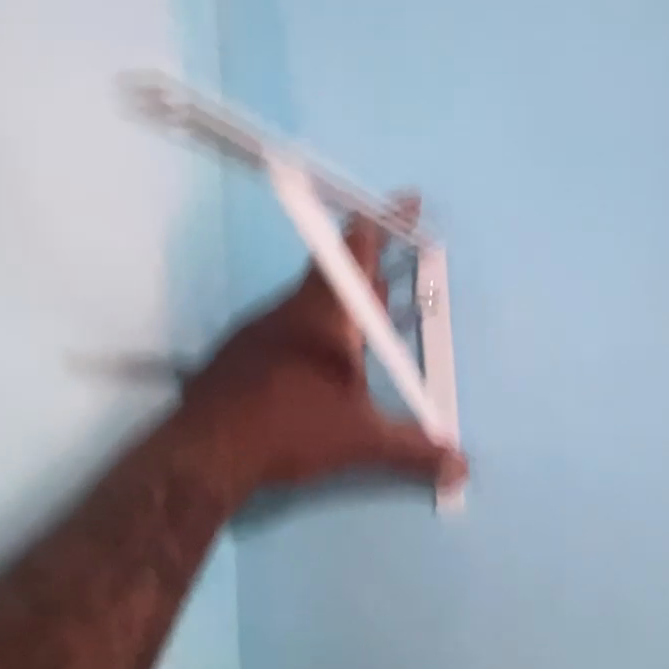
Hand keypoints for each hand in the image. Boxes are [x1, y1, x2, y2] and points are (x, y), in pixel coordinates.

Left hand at [175, 192, 465, 493]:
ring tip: (364, 330)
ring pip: (309, 306)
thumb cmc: (290, 429)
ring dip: (341, 310)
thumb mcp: (361, 441)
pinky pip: (285, 330)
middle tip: (395, 281)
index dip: (385, 224)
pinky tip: (316, 369)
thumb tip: (462, 468)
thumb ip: (412, 451)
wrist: (206, 452)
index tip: (405, 200)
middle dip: (370, 275)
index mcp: (327, 315)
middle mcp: (291, 310)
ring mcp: (259, 330)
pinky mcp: (239, 355)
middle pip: (336, 277)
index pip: (359, 252)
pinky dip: (311, 336)